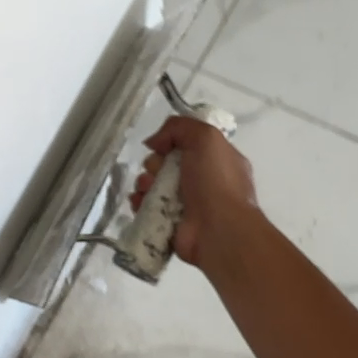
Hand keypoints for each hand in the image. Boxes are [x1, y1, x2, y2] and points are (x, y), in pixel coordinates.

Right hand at [129, 115, 259, 269]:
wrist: (219, 230)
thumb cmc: (216, 182)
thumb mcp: (206, 138)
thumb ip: (178, 127)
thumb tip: (153, 142)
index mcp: (216, 160)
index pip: (186, 144)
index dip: (170, 143)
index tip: (163, 147)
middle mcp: (202, 181)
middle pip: (165, 163)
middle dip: (154, 164)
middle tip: (158, 171)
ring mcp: (185, 204)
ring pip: (153, 185)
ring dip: (144, 183)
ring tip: (148, 189)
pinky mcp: (169, 222)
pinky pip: (146, 207)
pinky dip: (139, 202)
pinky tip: (140, 202)